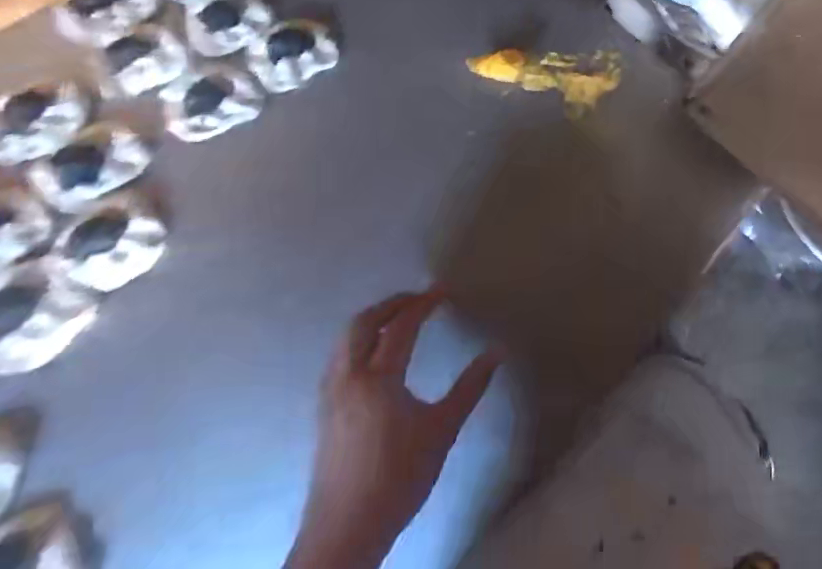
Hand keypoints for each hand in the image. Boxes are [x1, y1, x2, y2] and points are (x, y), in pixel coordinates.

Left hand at [287, 290, 501, 568]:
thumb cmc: (399, 476)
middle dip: (391, 304)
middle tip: (419, 298)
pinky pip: (338, 360)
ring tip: (398, 320)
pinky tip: (375, 357)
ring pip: (344, 342)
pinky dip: (358, 342)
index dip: (424, 304)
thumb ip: (470, 387)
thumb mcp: (442, 430)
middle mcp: (347, 379)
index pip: (401, 327)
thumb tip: (497, 351)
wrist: (346, 530)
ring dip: (371, 321)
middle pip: (362, 325)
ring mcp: (330, 397)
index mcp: (377, 379)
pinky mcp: (323, 413)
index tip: (444, 290)